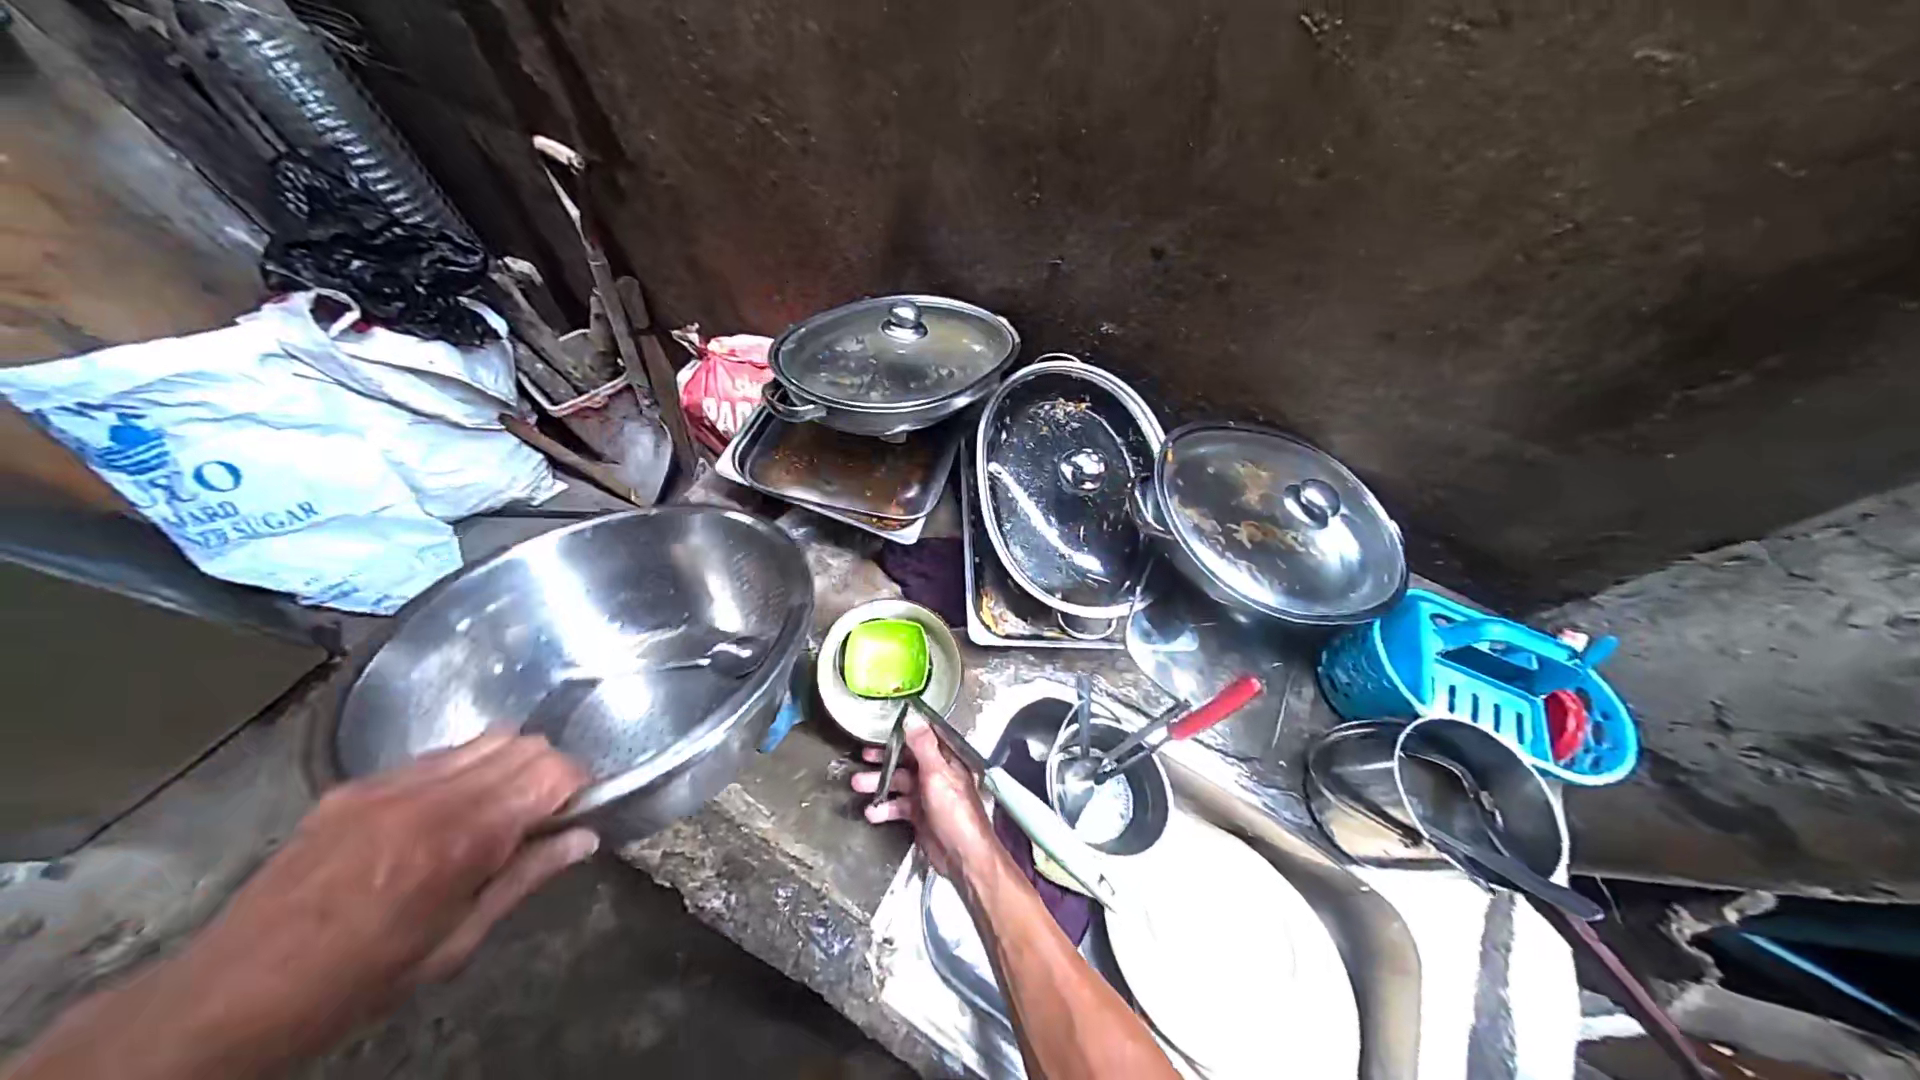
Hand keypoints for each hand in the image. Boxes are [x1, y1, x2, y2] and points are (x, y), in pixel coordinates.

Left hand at [6, 734, 597, 1079]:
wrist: (224, 997)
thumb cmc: (355, 983)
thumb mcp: (455, 944)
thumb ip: (527, 878)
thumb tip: (586, 838)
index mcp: (458, 841)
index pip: (553, 771)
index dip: (579, 786)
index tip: (579, 813)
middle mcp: (429, 795)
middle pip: (526, 744)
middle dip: (549, 772)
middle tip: (541, 817)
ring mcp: (388, 783)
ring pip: (487, 738)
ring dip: (509, 765)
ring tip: (494, 811)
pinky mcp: (356, 783)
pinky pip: (439, 755)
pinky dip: (464, 770)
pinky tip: (444, 813)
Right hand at [852, 715, 999, 879]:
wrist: (963, 856)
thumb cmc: (958, 816)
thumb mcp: (938, 775)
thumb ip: (924, 747)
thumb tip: (914, 720)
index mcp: (946, 762)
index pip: (924, 740)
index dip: (904, 734)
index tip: (884, 729)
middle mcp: (938, 776)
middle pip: (907, 761)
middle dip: (885, 759)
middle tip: (865, 757)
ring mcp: (928, 796)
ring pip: (899, 784)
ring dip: (879, 784)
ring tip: (859, 784)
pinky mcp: (921, 816)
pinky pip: (898, 807)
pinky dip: (884, 809)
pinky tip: (873, 812)